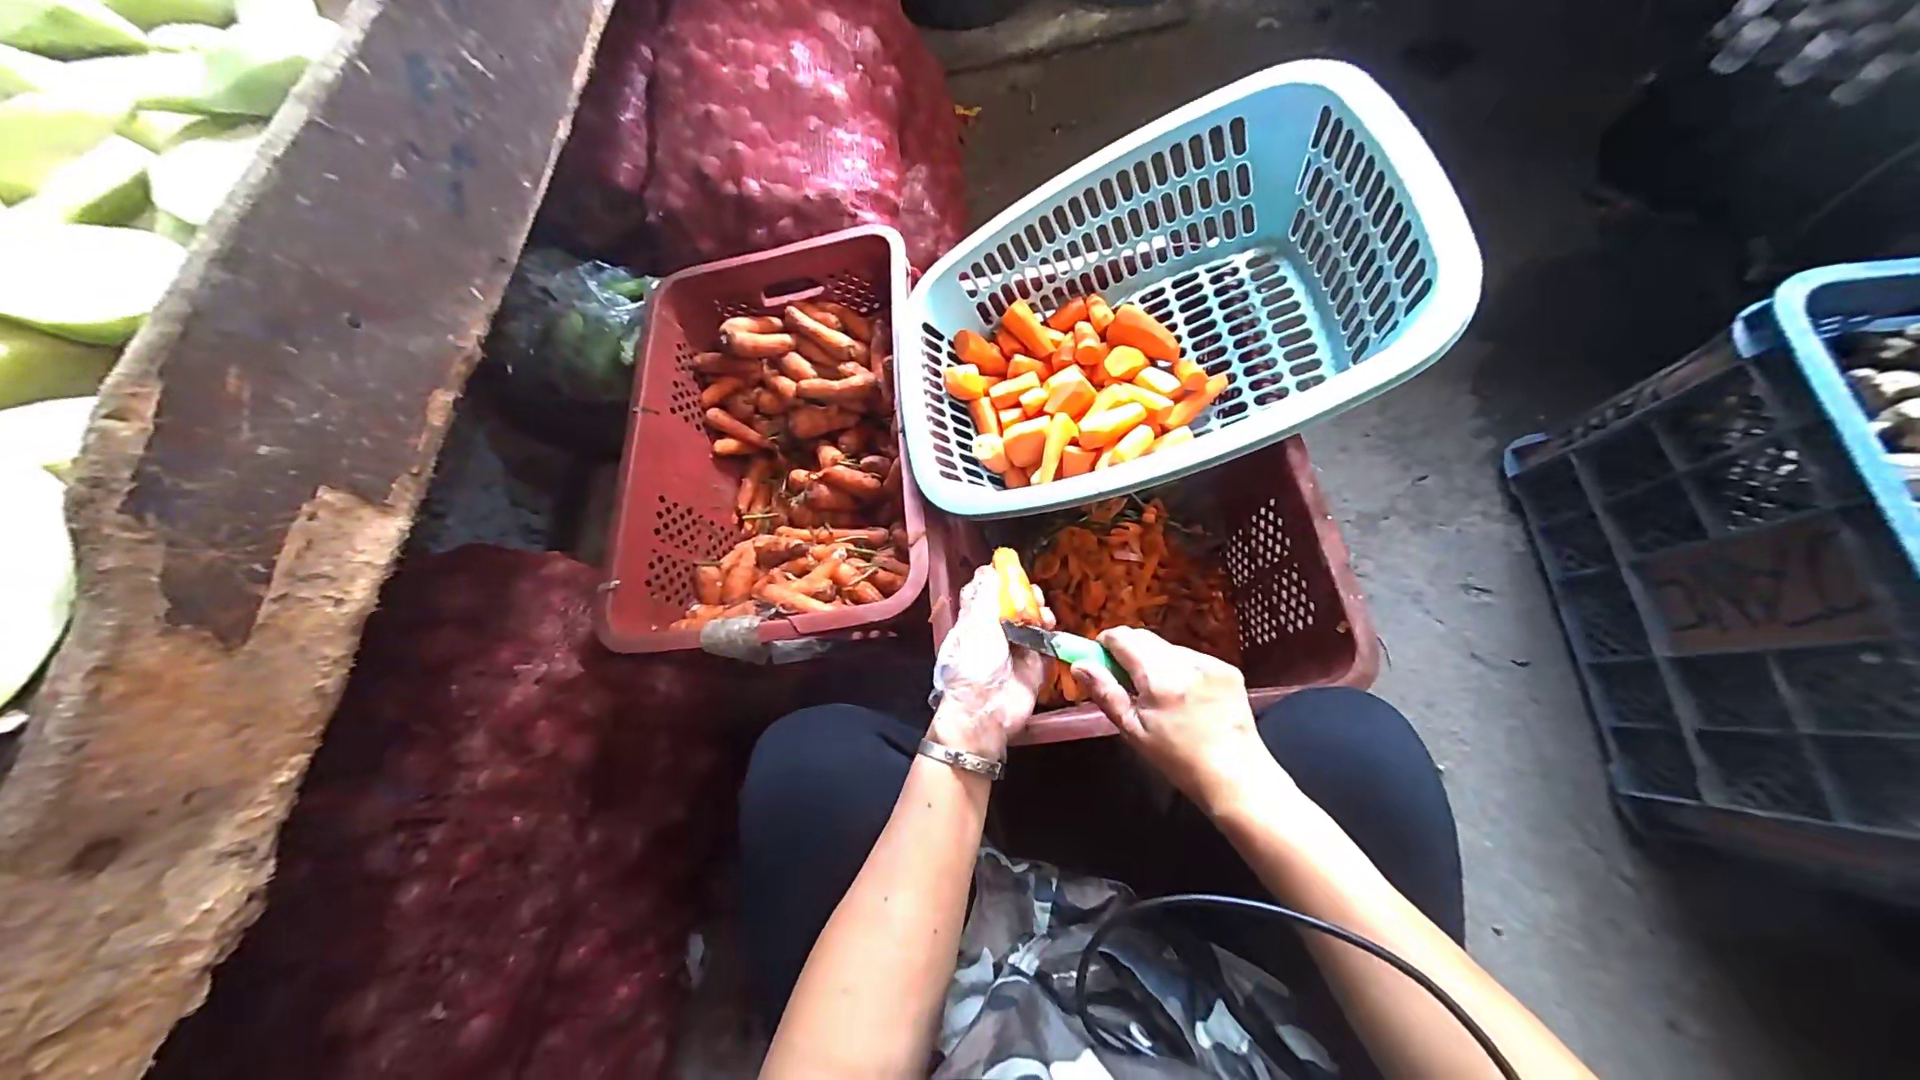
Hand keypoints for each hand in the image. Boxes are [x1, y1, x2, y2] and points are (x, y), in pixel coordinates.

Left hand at [928, 565, 1050, 759]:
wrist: (987, 710)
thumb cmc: (975, 663)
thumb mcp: (976, 623)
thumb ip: (986, 594)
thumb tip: (989, 568)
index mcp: (974, 620)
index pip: (986, 592)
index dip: (998, 579)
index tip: (1011, 570)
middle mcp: (995, 631)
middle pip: (1013, 603)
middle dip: (1024, 593)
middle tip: (1031, 591)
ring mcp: (1016, 647)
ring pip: (1032, 619)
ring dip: (1038, 609)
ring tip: (1041, 611)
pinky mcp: (1035, 663)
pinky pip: (1046, 641)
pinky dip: (1049, 630)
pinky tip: (1048, 624)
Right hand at [1072, 627, 1290, 811]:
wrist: (1236, 777)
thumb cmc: (1178, 760)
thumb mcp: (1133, 731)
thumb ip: (1105, 692)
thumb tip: (1079, 665)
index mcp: (1160, 679)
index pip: (1123, 637)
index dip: (1105, 644)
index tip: (1100, 661)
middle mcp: (1186, 663)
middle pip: (1144, 637)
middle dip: (1128, 652)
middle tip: (1125, 682)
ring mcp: (1210, 663)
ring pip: (1166, 647)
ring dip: (1154, 661)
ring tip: (1159, 695)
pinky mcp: (1227, 669)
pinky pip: (1190, 657)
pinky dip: (1178, 669)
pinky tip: (1184, 697)